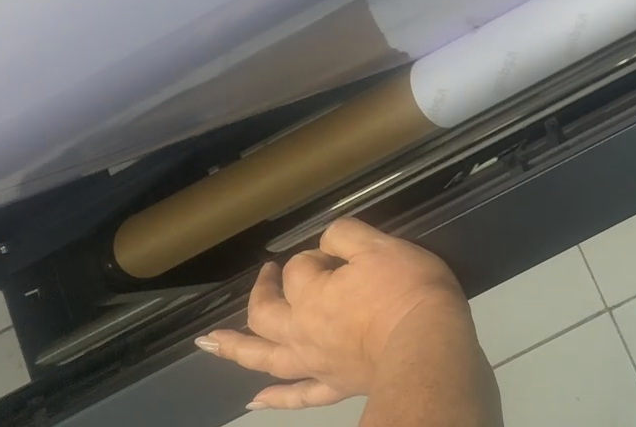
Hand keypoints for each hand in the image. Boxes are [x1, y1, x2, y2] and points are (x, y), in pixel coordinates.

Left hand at [198, 218, 490, 412]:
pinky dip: (273, 398)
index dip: (316, 254)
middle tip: (265, 275)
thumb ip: (348, 236)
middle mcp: (300, 330)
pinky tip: (255, 400)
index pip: (299, 267)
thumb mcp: (382, 245)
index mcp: (312, 293)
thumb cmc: (406, 288)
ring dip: (234, 348)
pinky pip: (296, 396)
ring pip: (263, 357)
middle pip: (265, 312)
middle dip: (261, 291)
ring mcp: (313, 363)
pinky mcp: (333, 386)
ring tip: (209, 343)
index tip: (339, 250)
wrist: (425, 342)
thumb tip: (327, 239)